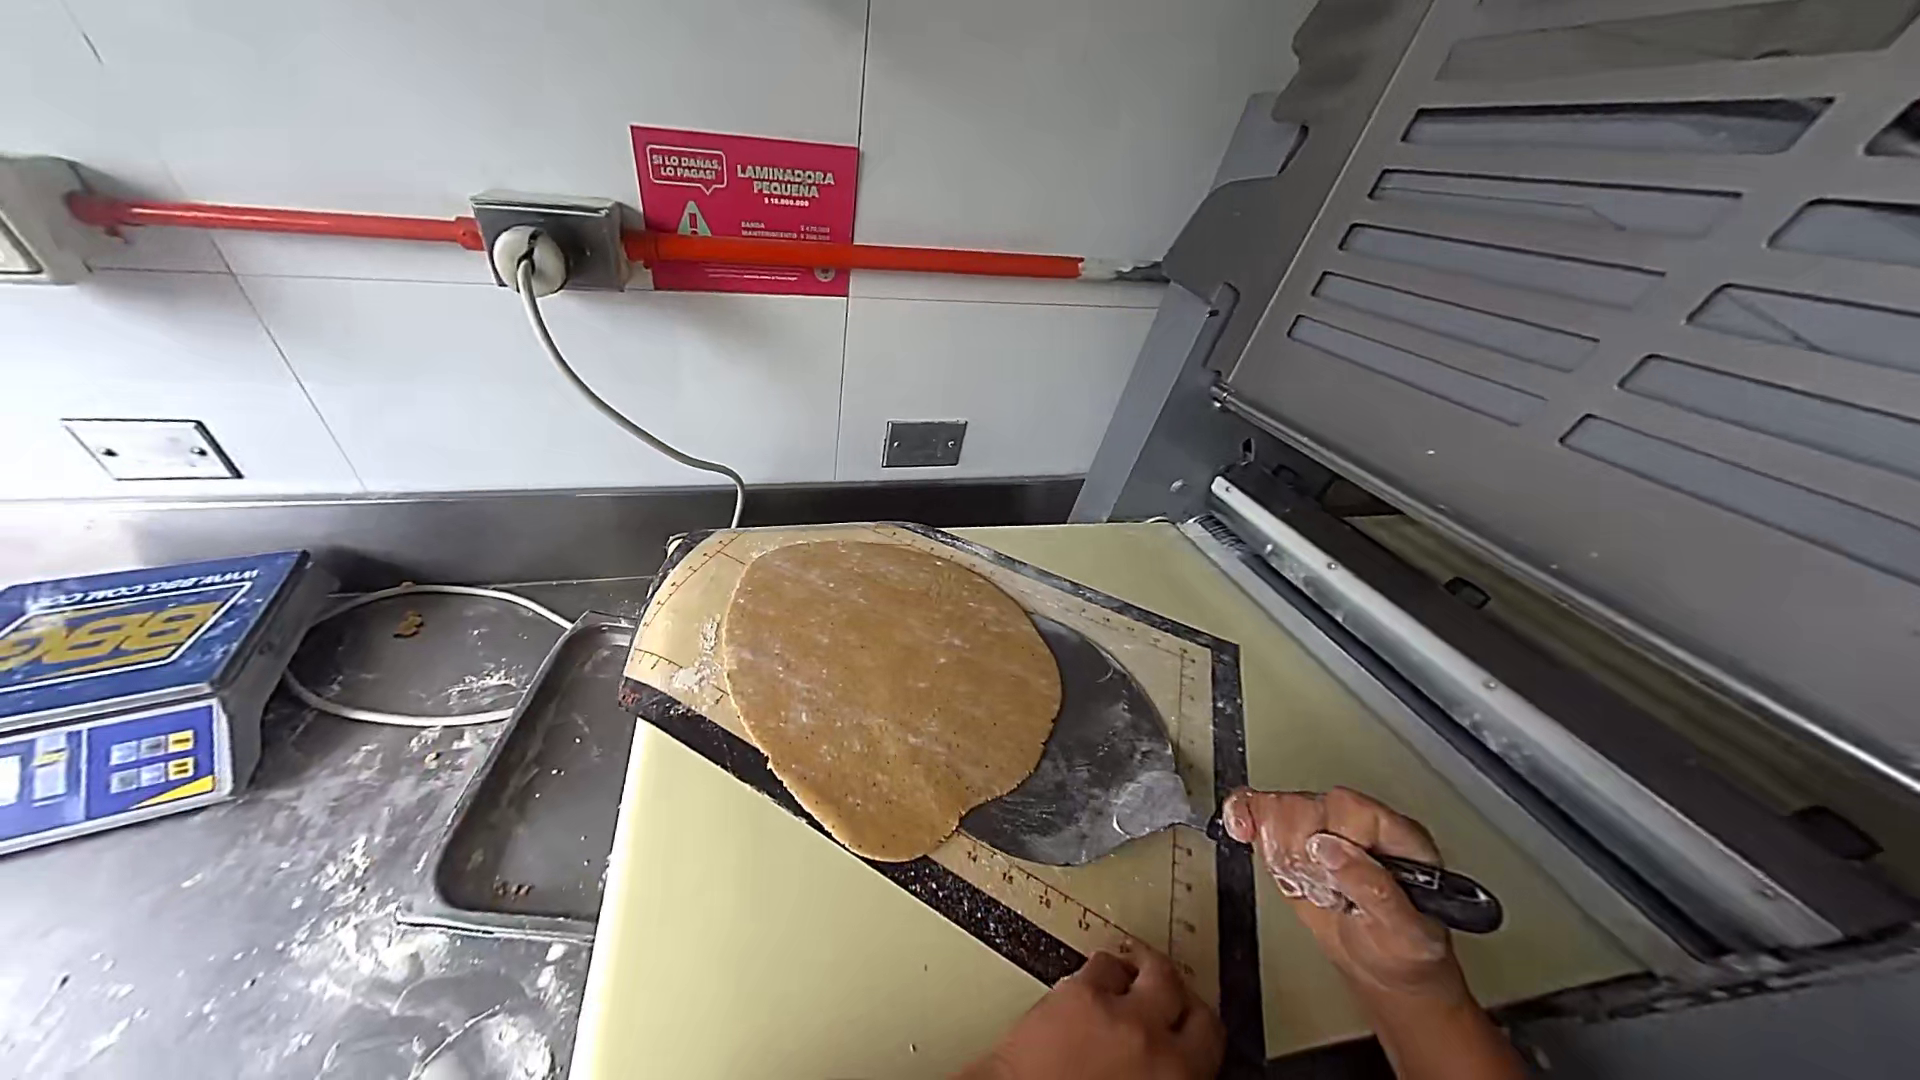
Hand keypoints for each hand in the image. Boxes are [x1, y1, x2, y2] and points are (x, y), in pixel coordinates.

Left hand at [953, 945, 1223, 1079]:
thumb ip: (1164, 1076)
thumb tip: (1170, 1062)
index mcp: (1178, 1077)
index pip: (1211, 1035)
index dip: (1202, 1027)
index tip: (1192, 1023)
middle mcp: (1155, 1040)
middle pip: (1183, 992)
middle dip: (1177, 990)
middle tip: (1167, 993)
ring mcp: (1117, 1012)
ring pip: (1148, 968)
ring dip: (1142, 975)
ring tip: (1131, 981)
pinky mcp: (1081, 992)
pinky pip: (1104, 964)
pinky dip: (1106, 971)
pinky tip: (1096, 982)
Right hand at [1222, 787, 1468, 1007]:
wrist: (1382, 963)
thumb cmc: (1404, 949)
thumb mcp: (1405, 932)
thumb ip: (1373, 888)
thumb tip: (1328, 848)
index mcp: (1394, 832)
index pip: (1346, 806)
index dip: (1327, 838)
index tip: (1324, 872)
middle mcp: (1355, 818)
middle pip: (1303, 806)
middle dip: (1300, 857)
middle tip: (1320, 888)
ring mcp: (1320, 821)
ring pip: (1276, 807)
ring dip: (1278, 854)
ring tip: (1304, 882)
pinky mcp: (1289, 829)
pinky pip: (1256, 805)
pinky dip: (1242, 815)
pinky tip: (1241, 830)